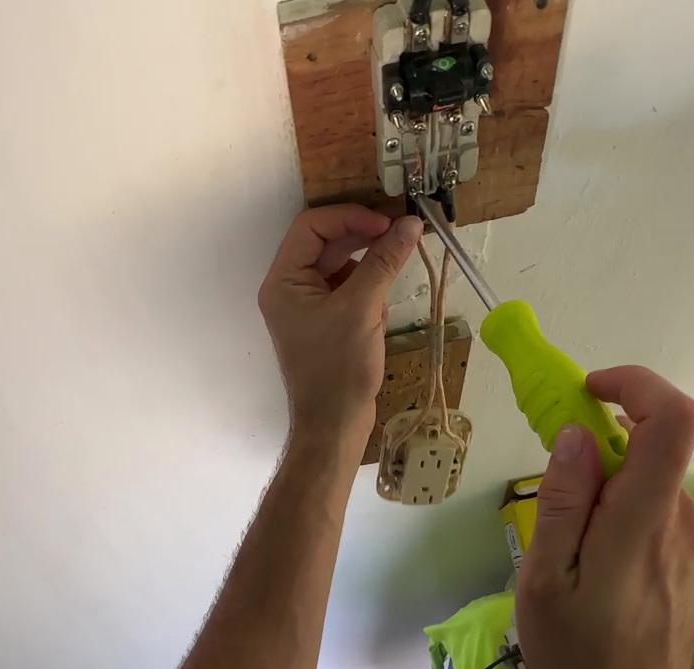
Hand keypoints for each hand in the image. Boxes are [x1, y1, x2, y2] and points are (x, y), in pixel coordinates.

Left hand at [258, 205, 422, 449]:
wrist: (334, 425)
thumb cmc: (338, 370)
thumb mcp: (363, 309)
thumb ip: (385, 262)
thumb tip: (410, 223)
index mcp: (283, 281)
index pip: (312, 226)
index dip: (350, 217)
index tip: (387, 224)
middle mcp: (289, 290)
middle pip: (327, 244)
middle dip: (364, 241)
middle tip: (401, 238)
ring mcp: (307, 308)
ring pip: (341, 268)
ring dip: (369, 271)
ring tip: (390, 285)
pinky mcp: (325, 324)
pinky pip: (347, 292)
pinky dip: (368, 296)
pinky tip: (380, 317)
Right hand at [513, 367, 693, 668]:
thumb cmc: (578, 653)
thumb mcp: (544, 580)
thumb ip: (562, 503)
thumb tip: (575, 435)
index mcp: (642, 521)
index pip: (672, 420)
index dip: (637, 385)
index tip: (589, 391)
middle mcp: (685, 518)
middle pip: (650, 451)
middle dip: (598, 461)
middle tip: (556, 511)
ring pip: (651, 485)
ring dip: (610, 498)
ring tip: (577, 561)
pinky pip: (662, 513)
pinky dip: (628, 519)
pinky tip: (606, 574)